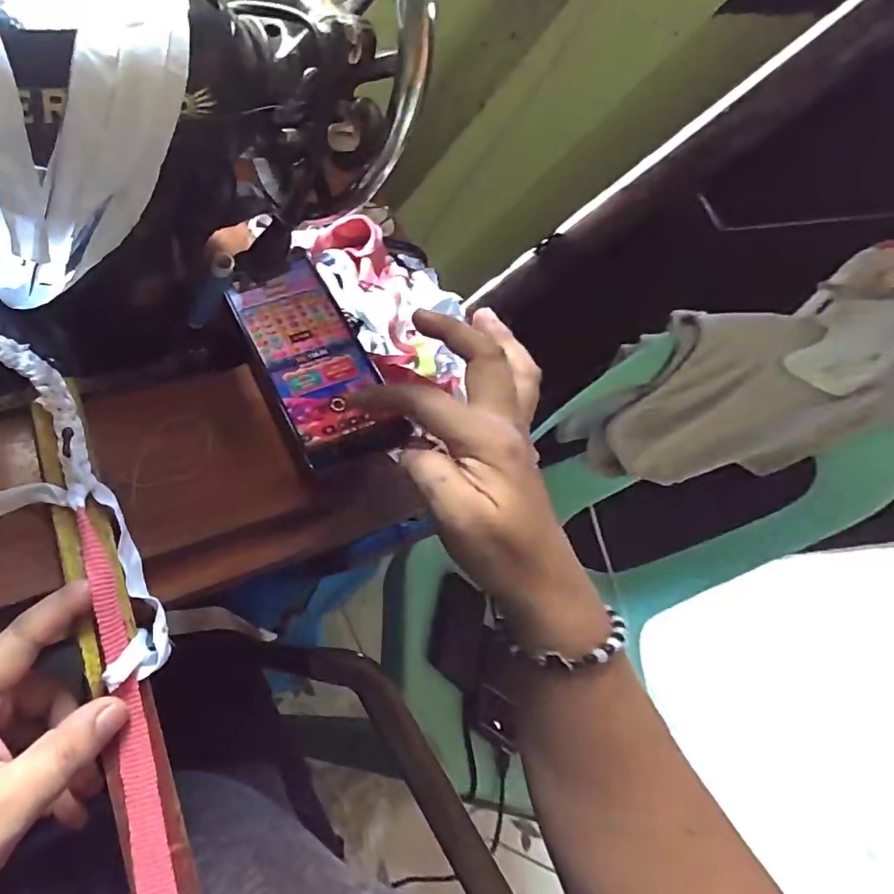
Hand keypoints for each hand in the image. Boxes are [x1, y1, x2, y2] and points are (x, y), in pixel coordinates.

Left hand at [0, 582, 128, 893]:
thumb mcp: (10, 804)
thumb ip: (67, 751)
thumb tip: (118, 705)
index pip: (21, 638)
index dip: (60, 609)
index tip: (97, 584)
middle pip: (41, 687)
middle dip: (77, 717)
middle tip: (111, 747)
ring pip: (39, 720)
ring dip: (67, 754)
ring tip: (85, 798)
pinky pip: (26, 748)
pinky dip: (50, 773)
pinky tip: (66, 812)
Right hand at [357, 308, 608, 649]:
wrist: (539, 579)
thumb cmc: (494, 548)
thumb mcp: (449, 512)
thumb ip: (423, 467)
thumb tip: (406, 443)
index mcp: (486, 437)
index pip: (427, 400)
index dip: (387, 395)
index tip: (354, 397)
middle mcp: (506, 424)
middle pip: (489, 360)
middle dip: (457, 330)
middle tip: (424, 316)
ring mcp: (518, 433)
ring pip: (517, 370)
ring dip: (497, 338)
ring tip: (481, 315)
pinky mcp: (517, 447)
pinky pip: (518, 389)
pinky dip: (506, 363)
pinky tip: (494, 366)